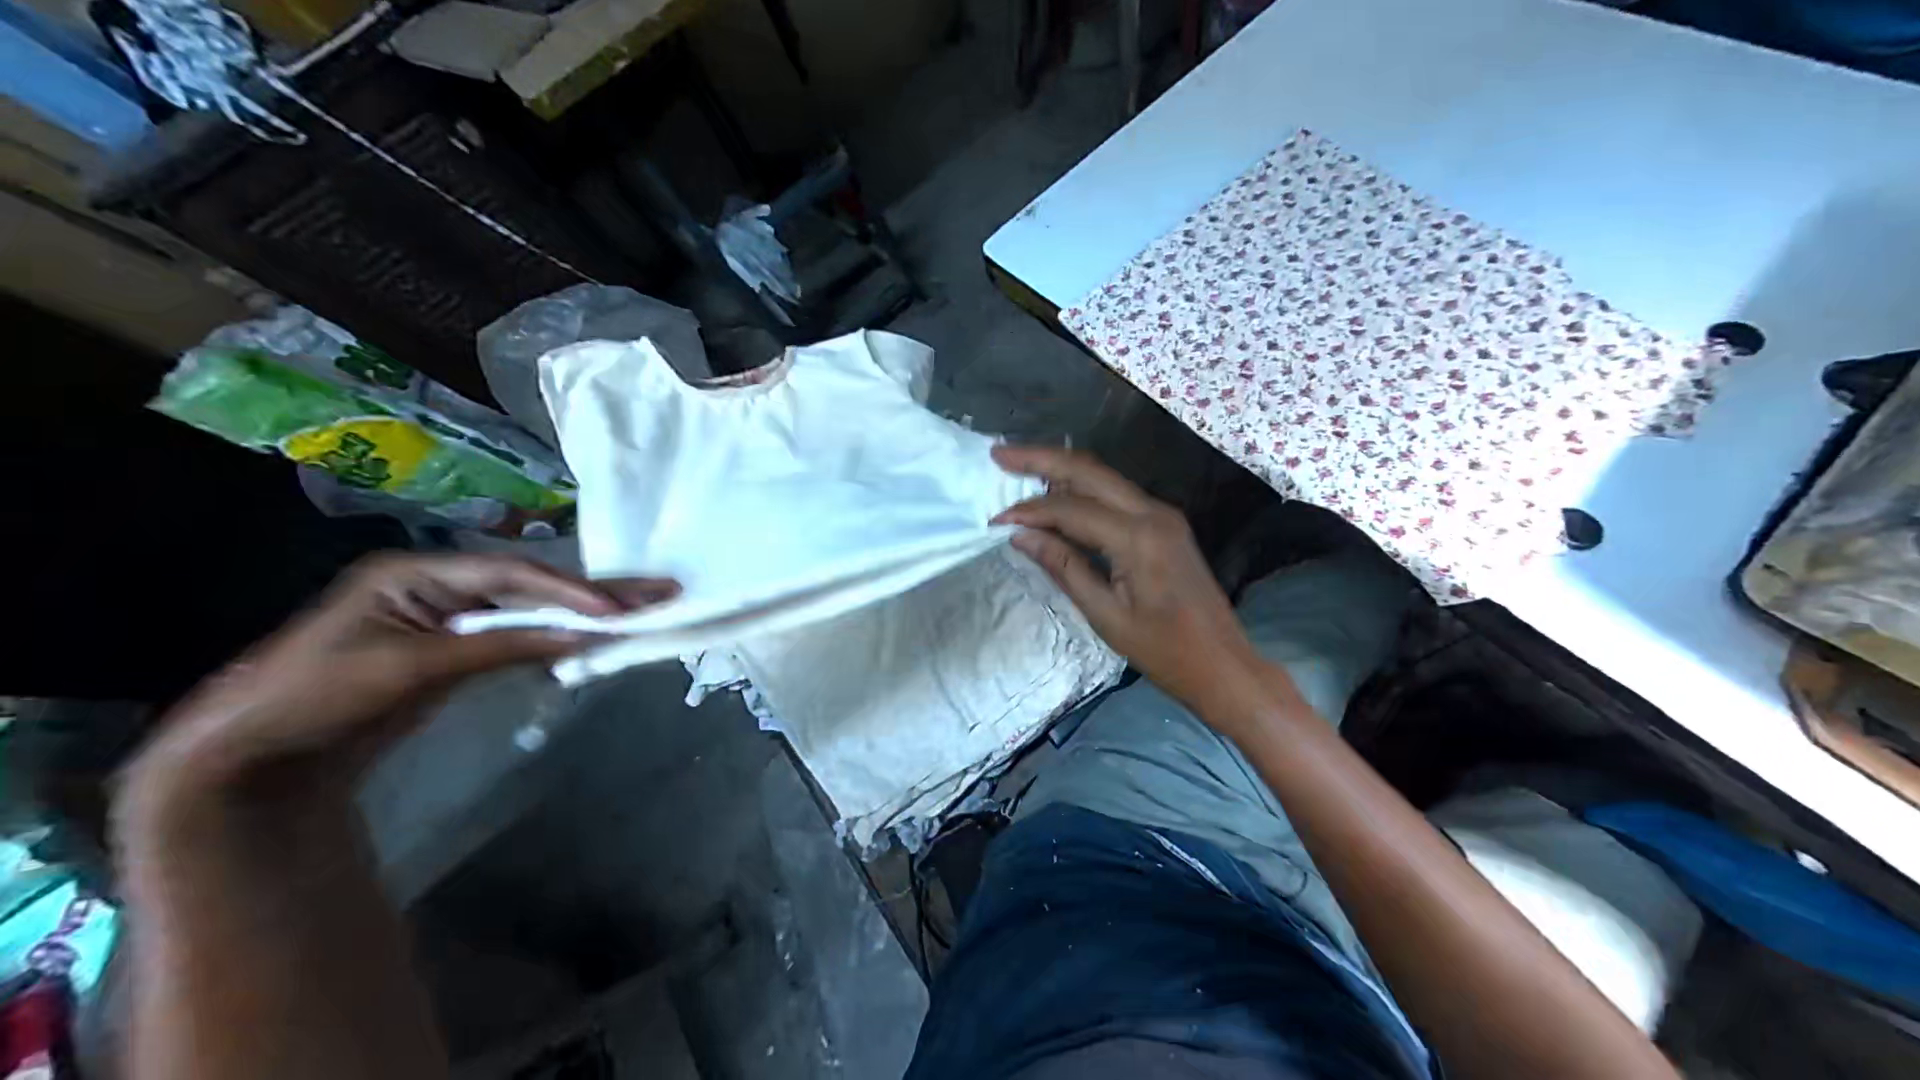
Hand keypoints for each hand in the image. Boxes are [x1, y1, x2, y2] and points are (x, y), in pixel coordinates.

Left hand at [120, 553, 676, 813]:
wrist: (257, 758)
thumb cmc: (320, 697)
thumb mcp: (411, 667)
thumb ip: (499, 645)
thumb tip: (579, 637)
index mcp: (418, 571)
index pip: (511, 574)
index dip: (568, 589)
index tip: (616, 608)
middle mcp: (441, 584)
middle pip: (532, 584)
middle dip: (594, 590)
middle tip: (660, 588)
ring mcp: (451, 618)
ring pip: (534, 610)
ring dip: (585, 614)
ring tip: (643, 609)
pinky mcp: (459, 650)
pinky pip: (521, 637)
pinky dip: (560, 639)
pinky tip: (597, 637)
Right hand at [992, 445, 1271, 721]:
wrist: (1224, 664)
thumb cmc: (1165, 650)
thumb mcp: (1106, 615)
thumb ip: (1064, 567)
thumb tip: (1021, 535)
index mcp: (1138, 537)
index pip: (1071, 508)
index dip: (1028, 510)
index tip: (994, 520)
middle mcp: (1153, 513)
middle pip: (1089, 471)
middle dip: (1041, 458)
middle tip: (999, 455)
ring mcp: (1163, 515)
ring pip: (1104, 478)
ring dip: (1061, 470)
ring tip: (1020, 468)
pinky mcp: (1165, 524)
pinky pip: (1116, 496)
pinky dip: (1082, 490)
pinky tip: (1057, 495)